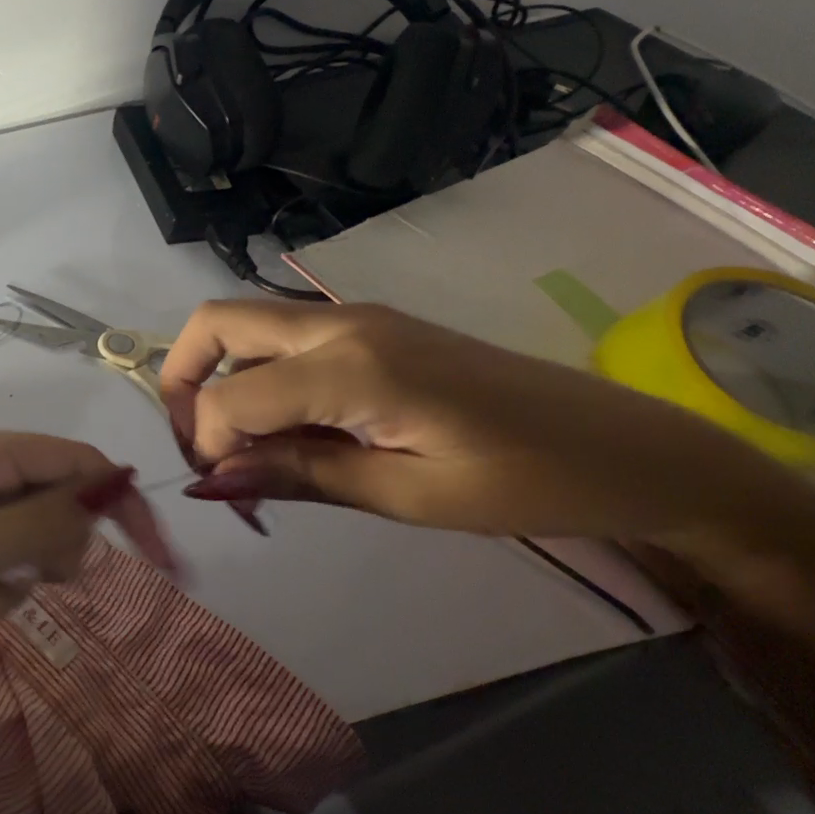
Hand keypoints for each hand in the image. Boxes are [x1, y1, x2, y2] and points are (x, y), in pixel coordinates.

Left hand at [0, 431, 173, 664]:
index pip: (76, 460)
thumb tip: (109, 489)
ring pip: (37, 533)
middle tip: (43, 574)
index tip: (156, 553)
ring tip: (1, 588)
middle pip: (60, 496)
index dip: (117, 499)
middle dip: (66, 540)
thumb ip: (48, 518)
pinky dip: (5, 585)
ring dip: (34, 566)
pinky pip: (8, 561)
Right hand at [158, 299, 814, 547]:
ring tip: (244, 449)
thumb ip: (300, 475)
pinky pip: (283, 339)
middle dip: (182, 382)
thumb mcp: (409, 496)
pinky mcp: (371, 327)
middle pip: (217, 323)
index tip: (222, 490)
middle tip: (201, 447)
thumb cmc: (528, 484)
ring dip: (219, 378)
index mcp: (353, 367)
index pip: (230, 395)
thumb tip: (210, 480)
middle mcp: (341, 323)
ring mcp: (356, 317)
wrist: (632, 449)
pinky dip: (258, 377)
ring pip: (244, 325)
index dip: (204, 443)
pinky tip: (289, 432)